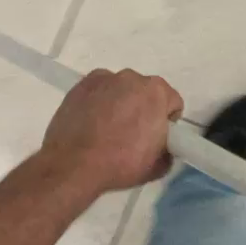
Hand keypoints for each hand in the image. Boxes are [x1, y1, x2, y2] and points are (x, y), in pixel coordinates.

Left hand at [32, 69, 182, 195]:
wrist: (73, 166)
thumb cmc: (121, 164)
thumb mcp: (158, 166)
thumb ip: (168, 149)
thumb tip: (162, 147)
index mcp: (157, 92)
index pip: (172, 102)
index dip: (167, 121)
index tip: (156, 137)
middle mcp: (132, 78)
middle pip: (146, 92)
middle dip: (143, 109)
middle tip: (132, 134)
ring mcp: (105, 78)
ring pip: (121, 89)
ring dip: (121, 103)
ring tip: (108, 129)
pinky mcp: (81, 85)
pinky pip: (99, 90)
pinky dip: (99, 100)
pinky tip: (92, 121)